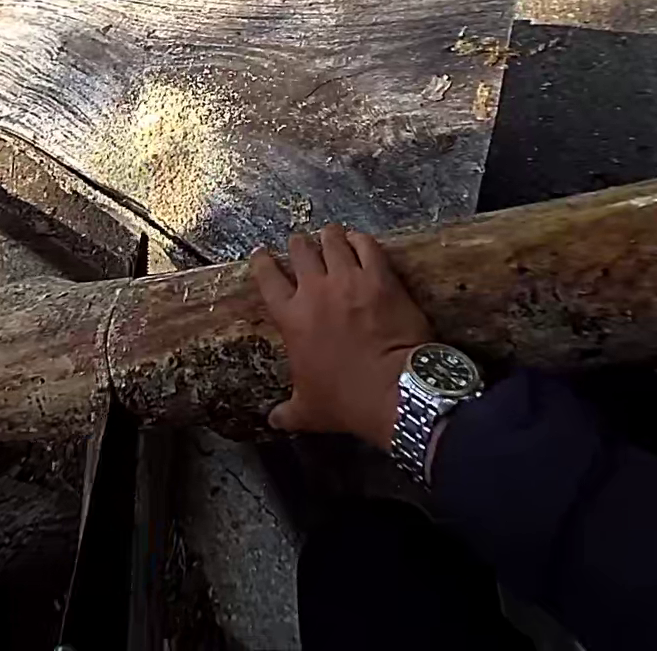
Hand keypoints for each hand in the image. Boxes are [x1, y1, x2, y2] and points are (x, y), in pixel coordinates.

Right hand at [250, 224, 432, 448]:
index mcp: (291, 317)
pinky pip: (366, 244)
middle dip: (299, 244)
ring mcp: (347, 278)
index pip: (267, 278)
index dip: (262, 262)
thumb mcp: (308, 411)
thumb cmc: (346, 400)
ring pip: (331, 239)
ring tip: (331, 235)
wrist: (395, 392)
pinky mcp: (379, 276)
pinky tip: (359, 241)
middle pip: (299, 249)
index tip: (261, 254)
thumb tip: (272, 421)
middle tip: (302, 245)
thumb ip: (287, 412)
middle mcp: (314, 290)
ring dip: (329, 236)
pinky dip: (360, 240)